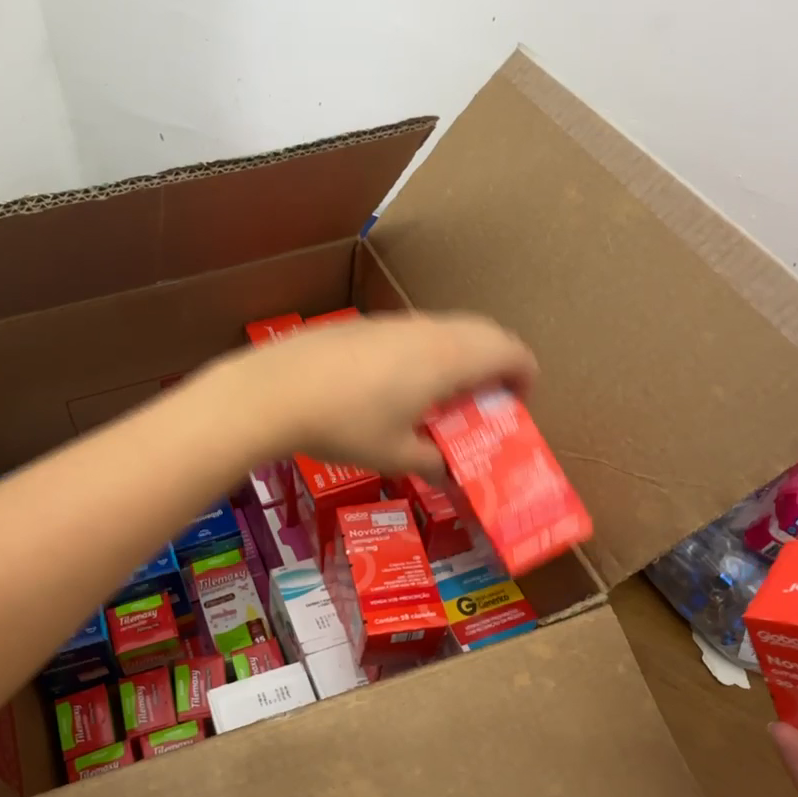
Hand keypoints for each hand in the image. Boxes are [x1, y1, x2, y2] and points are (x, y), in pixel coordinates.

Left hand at [200, 312, 535, 476]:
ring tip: (439, 400)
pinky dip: (424, 354)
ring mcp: (392, 322)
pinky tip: (393, 388)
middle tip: (482, 404)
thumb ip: (432, 463)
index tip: (514, 406)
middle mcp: (427, 330)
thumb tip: (449, 475)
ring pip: (445, 329)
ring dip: (457, 357)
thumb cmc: (344, 425)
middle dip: (495, 364)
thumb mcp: (393, 455)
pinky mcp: (361, 325)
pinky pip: (411, 332)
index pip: (511, 350)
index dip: (524, 375)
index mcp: (448, 358)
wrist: (273, 391)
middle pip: (483, 332)